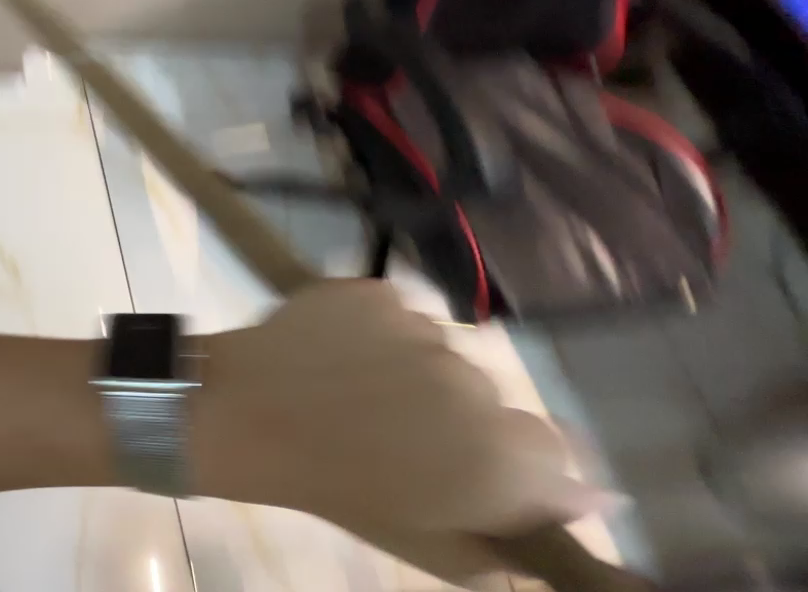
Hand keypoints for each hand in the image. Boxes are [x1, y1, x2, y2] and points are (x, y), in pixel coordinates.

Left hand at [187, 280, 601, 582]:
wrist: (241, 414)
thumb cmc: (336, 489)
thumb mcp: (435, 546)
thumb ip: (520, 538)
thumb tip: (596, 502)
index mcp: (506, 458)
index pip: (553, 452)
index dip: (510, 459)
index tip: (465, 462)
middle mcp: (478, 386)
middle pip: (491, 395)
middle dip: (458, 411)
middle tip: (396, 425)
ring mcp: (421, 329)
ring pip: (441, 349)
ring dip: (415, 365)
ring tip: (356, 385)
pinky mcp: (373, 291)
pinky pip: (396, 311)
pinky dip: (376, 328)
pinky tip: (339, 350)